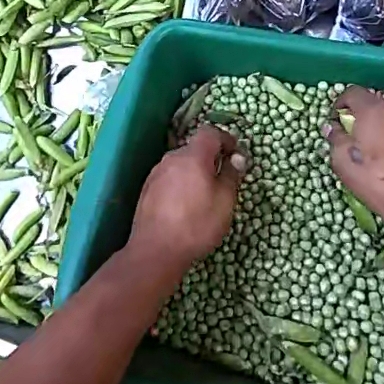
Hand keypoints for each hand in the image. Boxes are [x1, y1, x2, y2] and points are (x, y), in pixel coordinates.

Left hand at [126, 125, 244, 273]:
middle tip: (223, 179)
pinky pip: (170, 179)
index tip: (236, 155)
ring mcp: (156, 174)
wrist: (155, 250)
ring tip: (204, 197)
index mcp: (193, 156)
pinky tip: (185, 207)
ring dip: (195, 173)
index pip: (210, 133)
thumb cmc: (197, 224)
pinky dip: (181, 185)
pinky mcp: (147, 190)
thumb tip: (236, 158)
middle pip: (194, 149)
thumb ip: (231, 174)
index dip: (226, 139)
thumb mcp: (225, 201)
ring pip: (181, 165)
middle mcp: (171, 159)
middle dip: (211, 159)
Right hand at [326, 87, 383, 239]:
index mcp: (374, 110)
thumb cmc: (379, 184)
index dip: (342, 103)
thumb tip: (333, 127)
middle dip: (367, 115)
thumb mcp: (344, 165)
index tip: (338, 118)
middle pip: (378, 102)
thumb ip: (336, 140)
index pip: (353, 92)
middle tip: (361, 136)